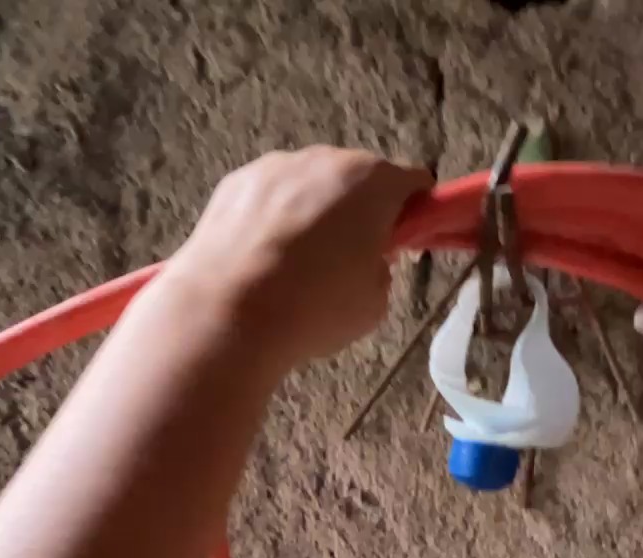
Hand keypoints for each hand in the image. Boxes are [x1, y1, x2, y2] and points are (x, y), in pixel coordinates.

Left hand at [158, 147, 432, 366]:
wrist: (227, 313)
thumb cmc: (314, 309)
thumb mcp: (374, 304)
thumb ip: (381, 271)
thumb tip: (367, 260)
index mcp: (373, 183)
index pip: (412, 183)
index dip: (415, 213)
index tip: (403, 242)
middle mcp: (325, 159)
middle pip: (356, 180)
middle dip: (358, 212)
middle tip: (346, 263)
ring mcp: (275, 166)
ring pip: (308, 186)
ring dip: (312, 214)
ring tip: (294, 268)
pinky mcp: (234, 182)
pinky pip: (268, 198)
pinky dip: (271, 220)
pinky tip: (260, 261)